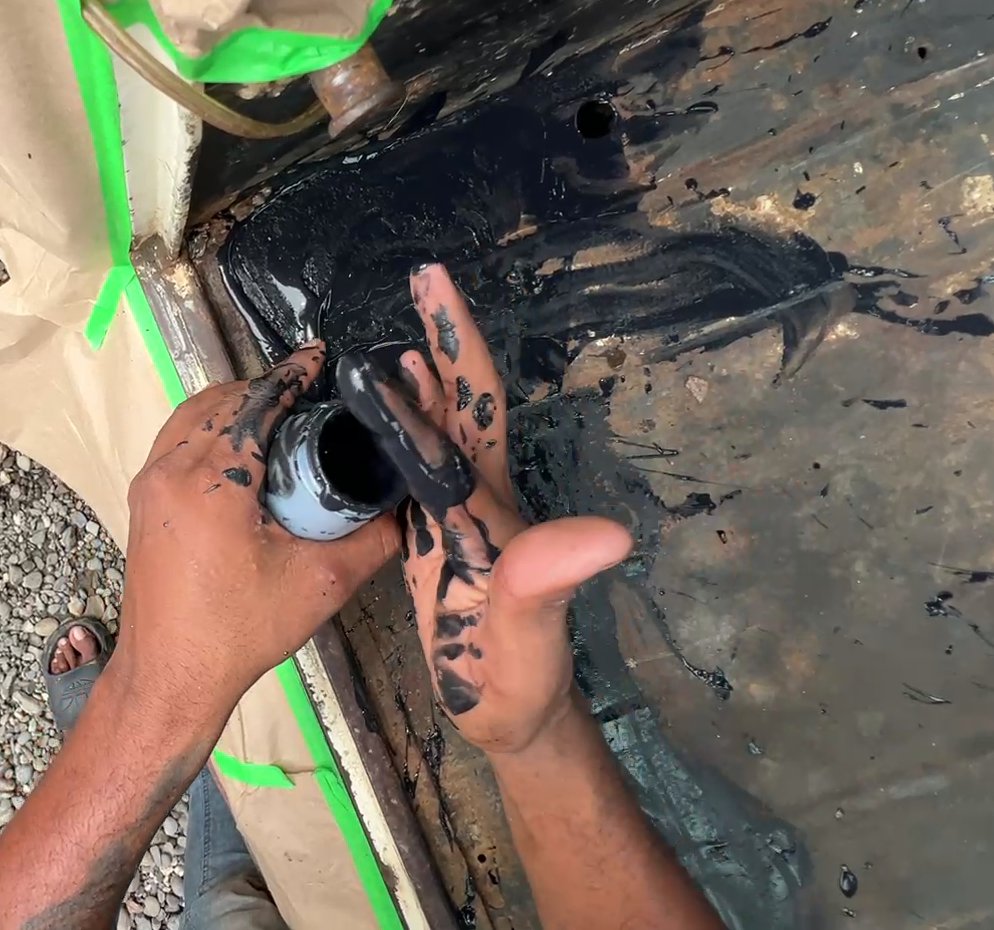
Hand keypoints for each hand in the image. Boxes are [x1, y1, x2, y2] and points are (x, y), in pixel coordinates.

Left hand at [116, 342, 401, 725]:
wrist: (168, 673)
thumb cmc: (239, 631)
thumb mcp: (318, 583)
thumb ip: (371, 536)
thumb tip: (404, 501)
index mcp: (210, 482)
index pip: (255, 405)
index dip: (291, 376)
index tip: (320, 357)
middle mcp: (169, 470)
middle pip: (220, 402)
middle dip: (264, 387)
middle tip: (308, 392)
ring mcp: (147, 481)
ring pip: (191, 415)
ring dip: (232, 403)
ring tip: (276, 409)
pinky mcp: (141, 497)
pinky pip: (174, 438)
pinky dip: (206, 425)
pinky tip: (237, 442)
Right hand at [340, 265, 632, 755]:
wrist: (508, 713)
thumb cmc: (515, 683)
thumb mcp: (526, 641)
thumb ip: (546, 586)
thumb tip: (609, 531)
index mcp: (487, 500)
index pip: (474, 406)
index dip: (456, 342)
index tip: (435, 285)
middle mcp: (474, 493)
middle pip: (460, 400)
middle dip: (441, 336)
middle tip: (420, 279)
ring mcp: (454, 512)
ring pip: (435, 428)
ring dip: (418, 376)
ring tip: (391, 339)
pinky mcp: (433, 534)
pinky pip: (413, 465)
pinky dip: (399, 426)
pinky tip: (384, 416)